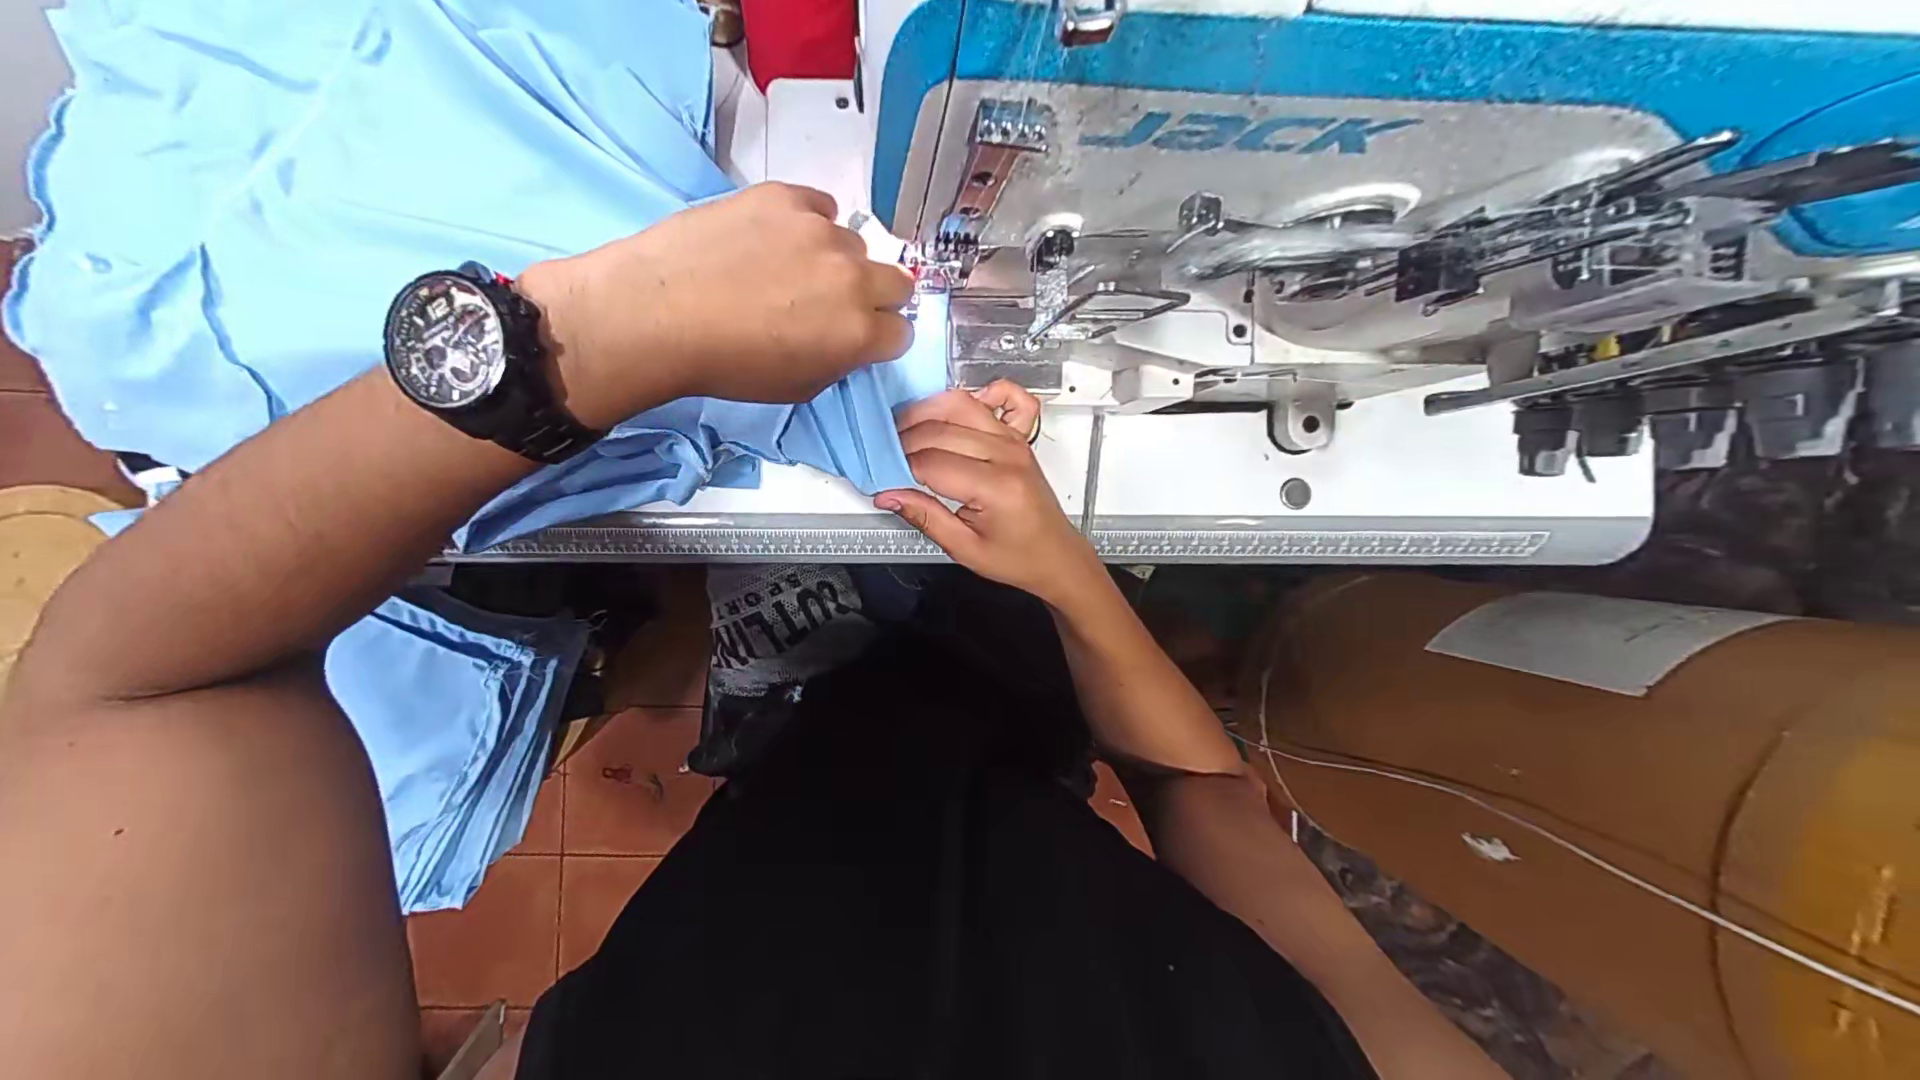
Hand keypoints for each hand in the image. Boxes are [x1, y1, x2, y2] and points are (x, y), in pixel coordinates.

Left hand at [515, 183, 914, 427]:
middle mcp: (854, 278)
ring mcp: (821, 231)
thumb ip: (841, 361)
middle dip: (875, 298)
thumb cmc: (728, 365)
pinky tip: (775, 240)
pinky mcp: (786, 196)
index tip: (858, 338)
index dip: (880, 338)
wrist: (659, 315)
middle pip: (897, 283)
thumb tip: (848, 341)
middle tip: (834, 305)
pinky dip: (808, 223)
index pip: (901, 332)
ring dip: (836, 260)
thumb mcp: (800, 386)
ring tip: (788, 270)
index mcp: (860, 332)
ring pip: (854, 244)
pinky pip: (820, 205)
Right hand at [876, 382, 1110, 609]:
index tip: (883, 479)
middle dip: (904, 441)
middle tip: (885, 457)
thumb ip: (924, 516)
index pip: (930, 462)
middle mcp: (1007, 455)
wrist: (1056, 557)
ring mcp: (1015, 440)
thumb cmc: (1018, 557)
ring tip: (904, 431)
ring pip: (961, 405)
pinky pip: (1005, 396)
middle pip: (940, 430)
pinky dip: (981, 394)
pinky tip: (958, 410)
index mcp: (996, 486)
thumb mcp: (964, 548)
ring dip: (926, 412)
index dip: (899, 469)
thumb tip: (888, 494)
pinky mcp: (1019, 436)